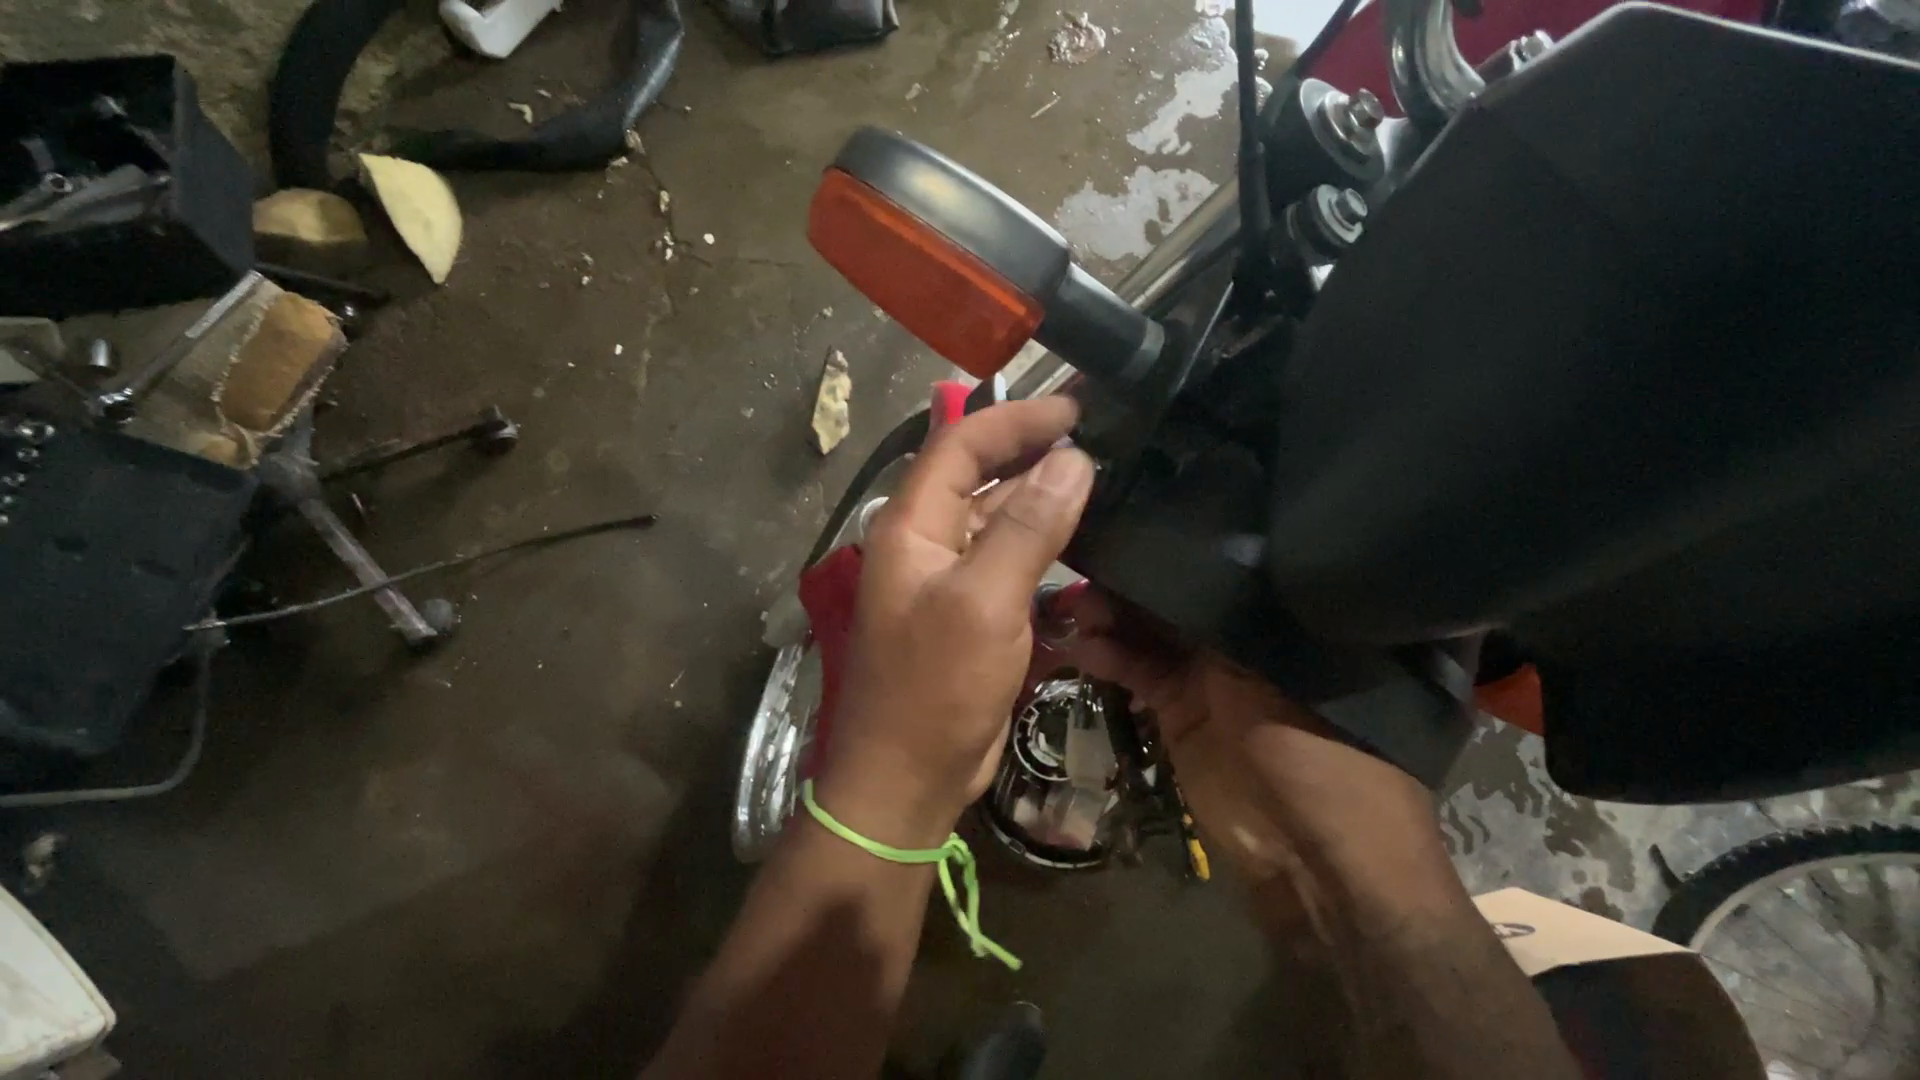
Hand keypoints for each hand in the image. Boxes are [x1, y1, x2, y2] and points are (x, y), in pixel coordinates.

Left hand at [814, 397, 1094, 847]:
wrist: (906, 779)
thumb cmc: (934, 689)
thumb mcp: (983, 603)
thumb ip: (1026, 529)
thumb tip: (1074, 461)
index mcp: (911, 525)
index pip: (962, 444)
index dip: (1017, 419)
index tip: (1078, 408)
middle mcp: (925, 540)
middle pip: (979, 473)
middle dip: (1033, 446)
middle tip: (1101, 428)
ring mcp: (948, 577)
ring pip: (997, 514)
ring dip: (1041, 491)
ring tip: (1104, 470)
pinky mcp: (971, 610)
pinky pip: (1008, 556)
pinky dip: (1043, 537)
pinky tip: (1083, 530)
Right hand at [1062, 590, 1448, 893]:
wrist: (1309, 854)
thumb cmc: (1318, 756)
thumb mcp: (1274, 679)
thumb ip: (1220, 626)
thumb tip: (1174, 568)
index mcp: (1281, 624)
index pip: (1217, 575)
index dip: (1173, 558)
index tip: (1130, 539)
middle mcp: (1241, 643)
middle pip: (1177, 602)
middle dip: (1133, 586)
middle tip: (1089, 568)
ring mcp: (1208, 679)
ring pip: (1152, 636)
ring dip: (1115, 620)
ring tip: (1076, 607)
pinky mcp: (1179, 712)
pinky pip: (1140, 674)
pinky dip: (1113, 660)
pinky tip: (1085, 647)